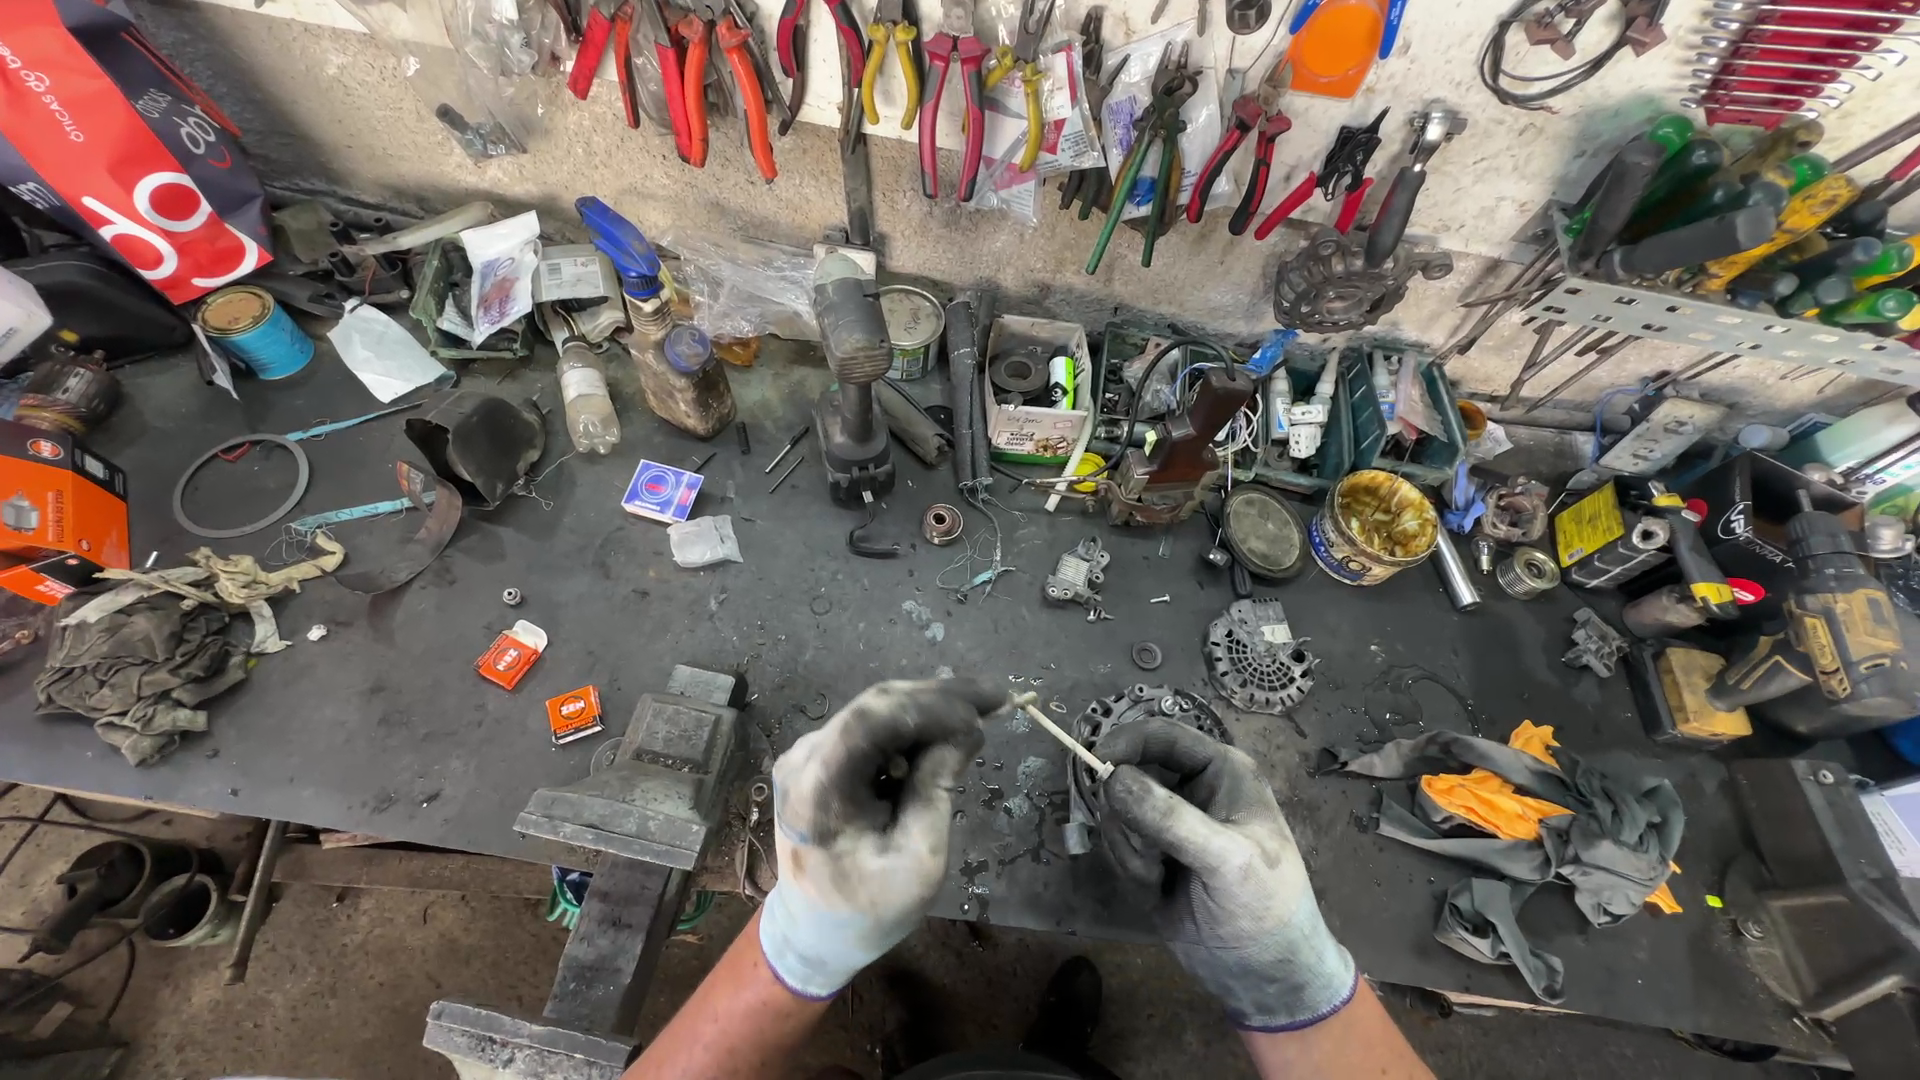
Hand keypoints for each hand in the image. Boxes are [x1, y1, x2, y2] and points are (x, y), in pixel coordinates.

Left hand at [759, 677, 999, 998]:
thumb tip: (966, 730)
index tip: (981, 714)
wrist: (814, 933)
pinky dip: (912, 724)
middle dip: (940, 698)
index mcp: (818, 789)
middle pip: (875, 705)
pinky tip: (946, 730)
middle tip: (996, 698)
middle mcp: (805, 757)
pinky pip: (870, 726)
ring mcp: (809, 753)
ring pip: (876, 710)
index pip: (870, 721)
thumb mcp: (918, 861)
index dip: (929, 707)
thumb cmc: (868, 910)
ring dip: (929, 708)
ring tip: (980, 711)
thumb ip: (937, 790)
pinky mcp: (821, 756)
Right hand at [1094, 719, 1356, 1031]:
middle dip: (1125, 811)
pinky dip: (1126, 865)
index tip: (1096, 766)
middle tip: (1145, 850)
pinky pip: (1114, 841)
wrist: (1263, 978)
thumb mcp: (1226, 860)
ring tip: (1158, 875)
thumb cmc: (1263, 908)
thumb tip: (1112, 779)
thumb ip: (1170, 818)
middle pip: (1127, 770)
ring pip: (1115, 809)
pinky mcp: (1148, 852)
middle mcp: (1189, 786)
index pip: (1159, 734)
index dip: (1123, 742)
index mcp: (1219, 769)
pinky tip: (1155, 889)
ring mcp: (1165, 820)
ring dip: (1127, 845)